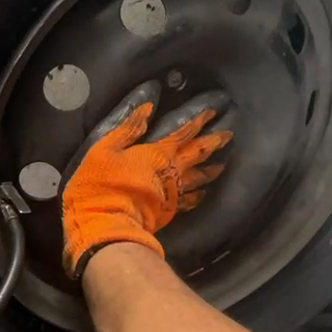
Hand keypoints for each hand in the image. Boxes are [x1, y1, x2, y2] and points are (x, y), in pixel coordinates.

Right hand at [61, 81, 233, 276]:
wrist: (106, 224)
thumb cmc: (101, 184)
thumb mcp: (106, 149)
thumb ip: (128, 129)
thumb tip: (148, 107)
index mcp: (157, 153)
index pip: (184, 132)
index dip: (199, 120)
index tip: (212, 111)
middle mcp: (172, 171)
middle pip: (198, 154)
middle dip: (214, 142)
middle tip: (230, 134)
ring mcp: (173, 193)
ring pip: (199, 178)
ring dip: (211, 169)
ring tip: (222, 164)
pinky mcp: (170, 211)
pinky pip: (190, 201)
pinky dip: (198, 195)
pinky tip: (202, 193)